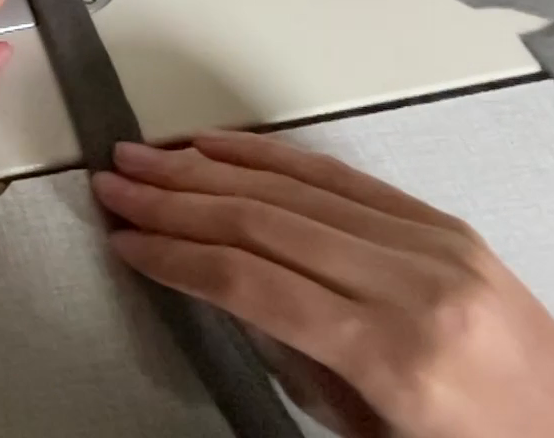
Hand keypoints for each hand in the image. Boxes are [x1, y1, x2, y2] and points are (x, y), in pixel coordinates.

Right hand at [92, 131, 553, 437]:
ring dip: (198, 168)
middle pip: (256, 221)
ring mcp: (434, 244)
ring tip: (140, 157)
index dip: (171, 256)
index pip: (247, 281)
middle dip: (169, 201)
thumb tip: (207, 276)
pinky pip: (334, 172)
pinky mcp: (442, 221)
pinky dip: (261, 153)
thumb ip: (283, 348)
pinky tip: (209, 144)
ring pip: (285, 186)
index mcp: (394, 355)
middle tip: (112, 186)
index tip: (122, 241)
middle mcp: (414, 287)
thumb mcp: (359, 429)